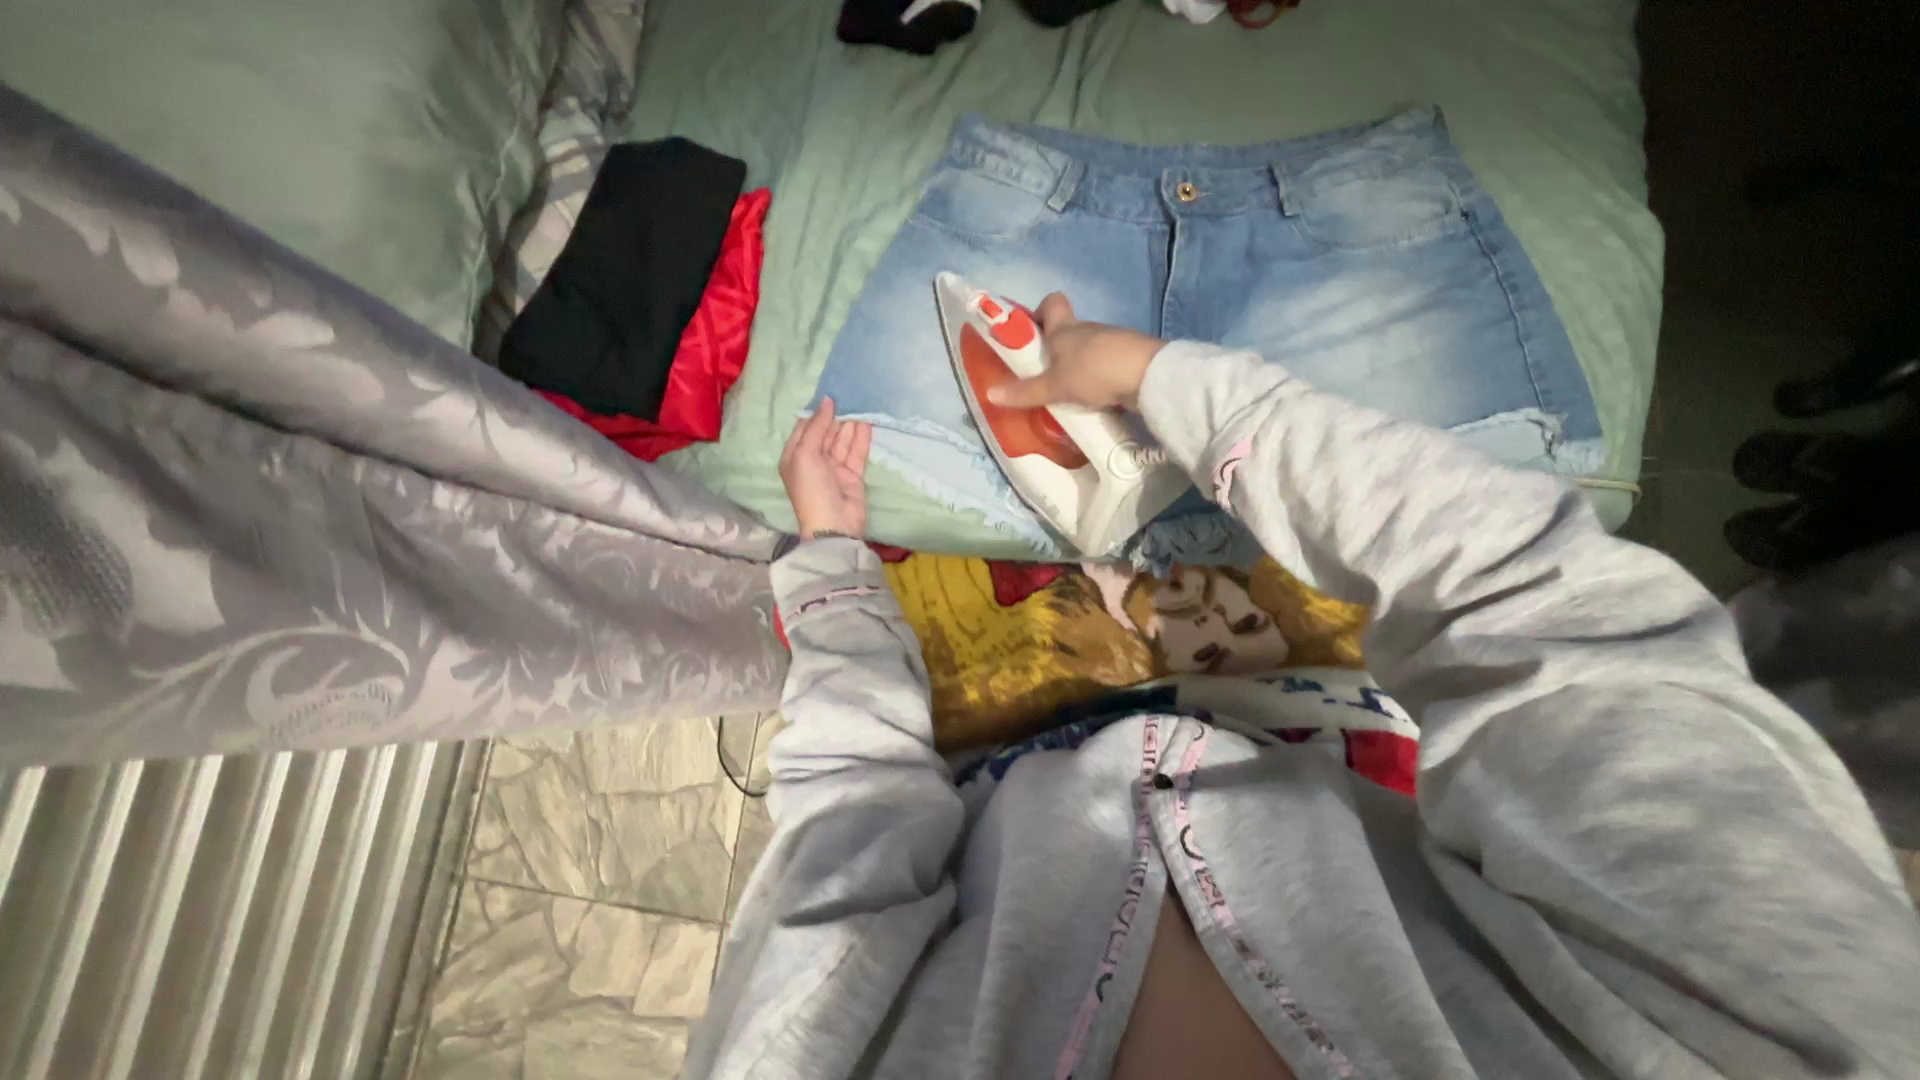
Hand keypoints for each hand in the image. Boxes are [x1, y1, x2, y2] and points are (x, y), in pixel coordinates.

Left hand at [780, 397, 871, 538]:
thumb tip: (827, 401)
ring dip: (850, 424)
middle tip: (850, 394)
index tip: (830, 393)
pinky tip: (868, 421)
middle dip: (836, 416)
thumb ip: (816, 427)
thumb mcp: (804, 454)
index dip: (817, 412)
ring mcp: (834, 468)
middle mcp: (813, 460)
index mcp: (794, 456)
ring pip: (842, 441)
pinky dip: (861, 437)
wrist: (834, 525)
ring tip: (861, 402)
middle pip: (825, 432)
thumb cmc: (811, 488)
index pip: (805, 428)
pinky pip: (856, 452)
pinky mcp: (852, 475)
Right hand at [986, 293, 1164, 410]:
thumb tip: (989, 393)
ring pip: (1087, 350)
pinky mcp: (1128, 359)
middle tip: (1043, 375)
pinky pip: (1105, 366)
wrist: (1147, 376)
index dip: (1040, 313)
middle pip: (1068, 330)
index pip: (1051, 303)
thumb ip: (1025, 391)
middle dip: (1055, 349)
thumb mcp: (1054, 385)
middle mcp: (1087, 329)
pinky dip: (1098, 380)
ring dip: (1078, 367)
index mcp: (1065, 328)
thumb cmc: (1093, 370)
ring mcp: (1110, 343)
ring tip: (1068, 395)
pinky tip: (1094, 400)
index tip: (1031, 332)